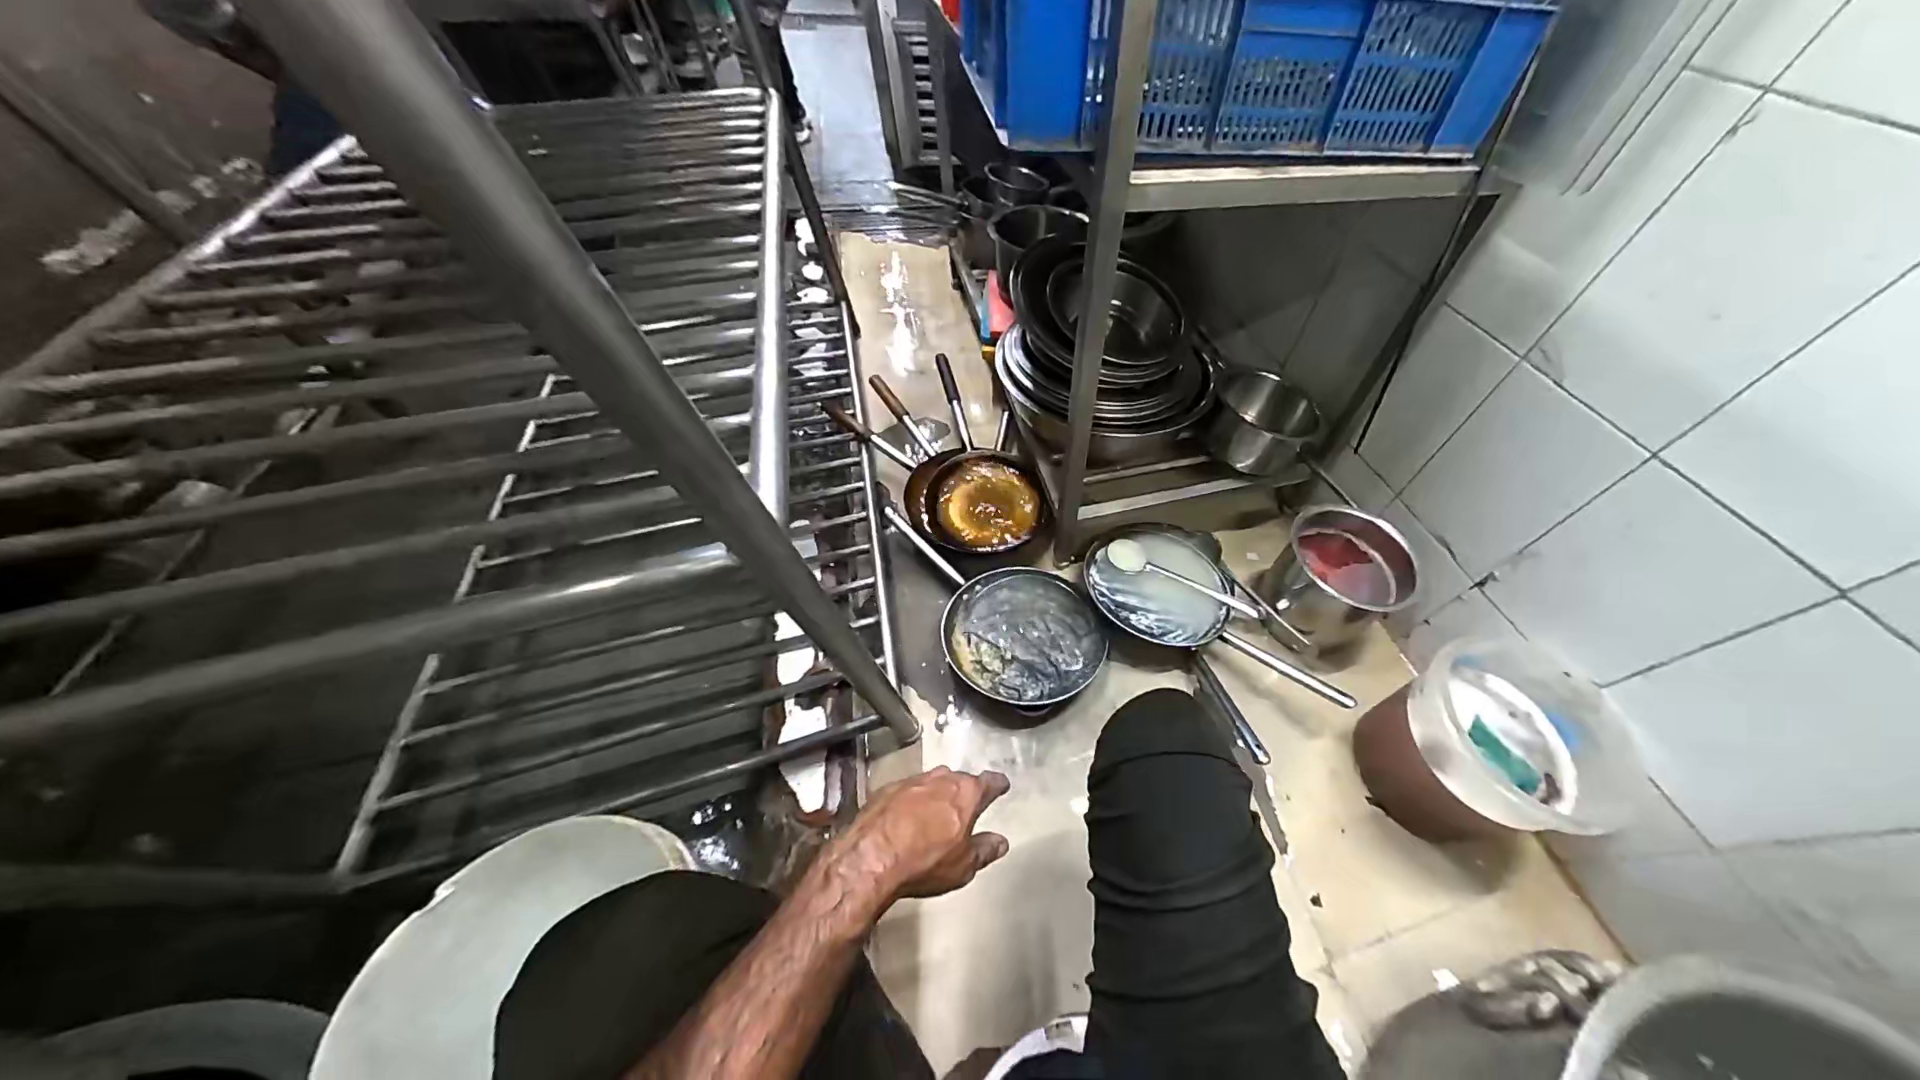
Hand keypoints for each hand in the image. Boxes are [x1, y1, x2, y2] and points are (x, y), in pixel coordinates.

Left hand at [825, 767, 1010, 904]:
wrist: (871, 857)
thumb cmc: (925, 862)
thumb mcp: (963, 866)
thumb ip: (984, 850)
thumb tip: (1000, 842)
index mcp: (965, 794)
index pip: (988, 782)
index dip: (996, 785)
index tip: (1001, 785)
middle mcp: (940, 779)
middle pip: (958, 779)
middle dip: (964, 790)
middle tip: (966, 805)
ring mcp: (911, 781)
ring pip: (932, 782)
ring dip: (936, 794)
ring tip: (937, 812)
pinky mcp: (886, 789)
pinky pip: (907, 791)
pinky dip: (912, 801)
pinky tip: (907, 818)